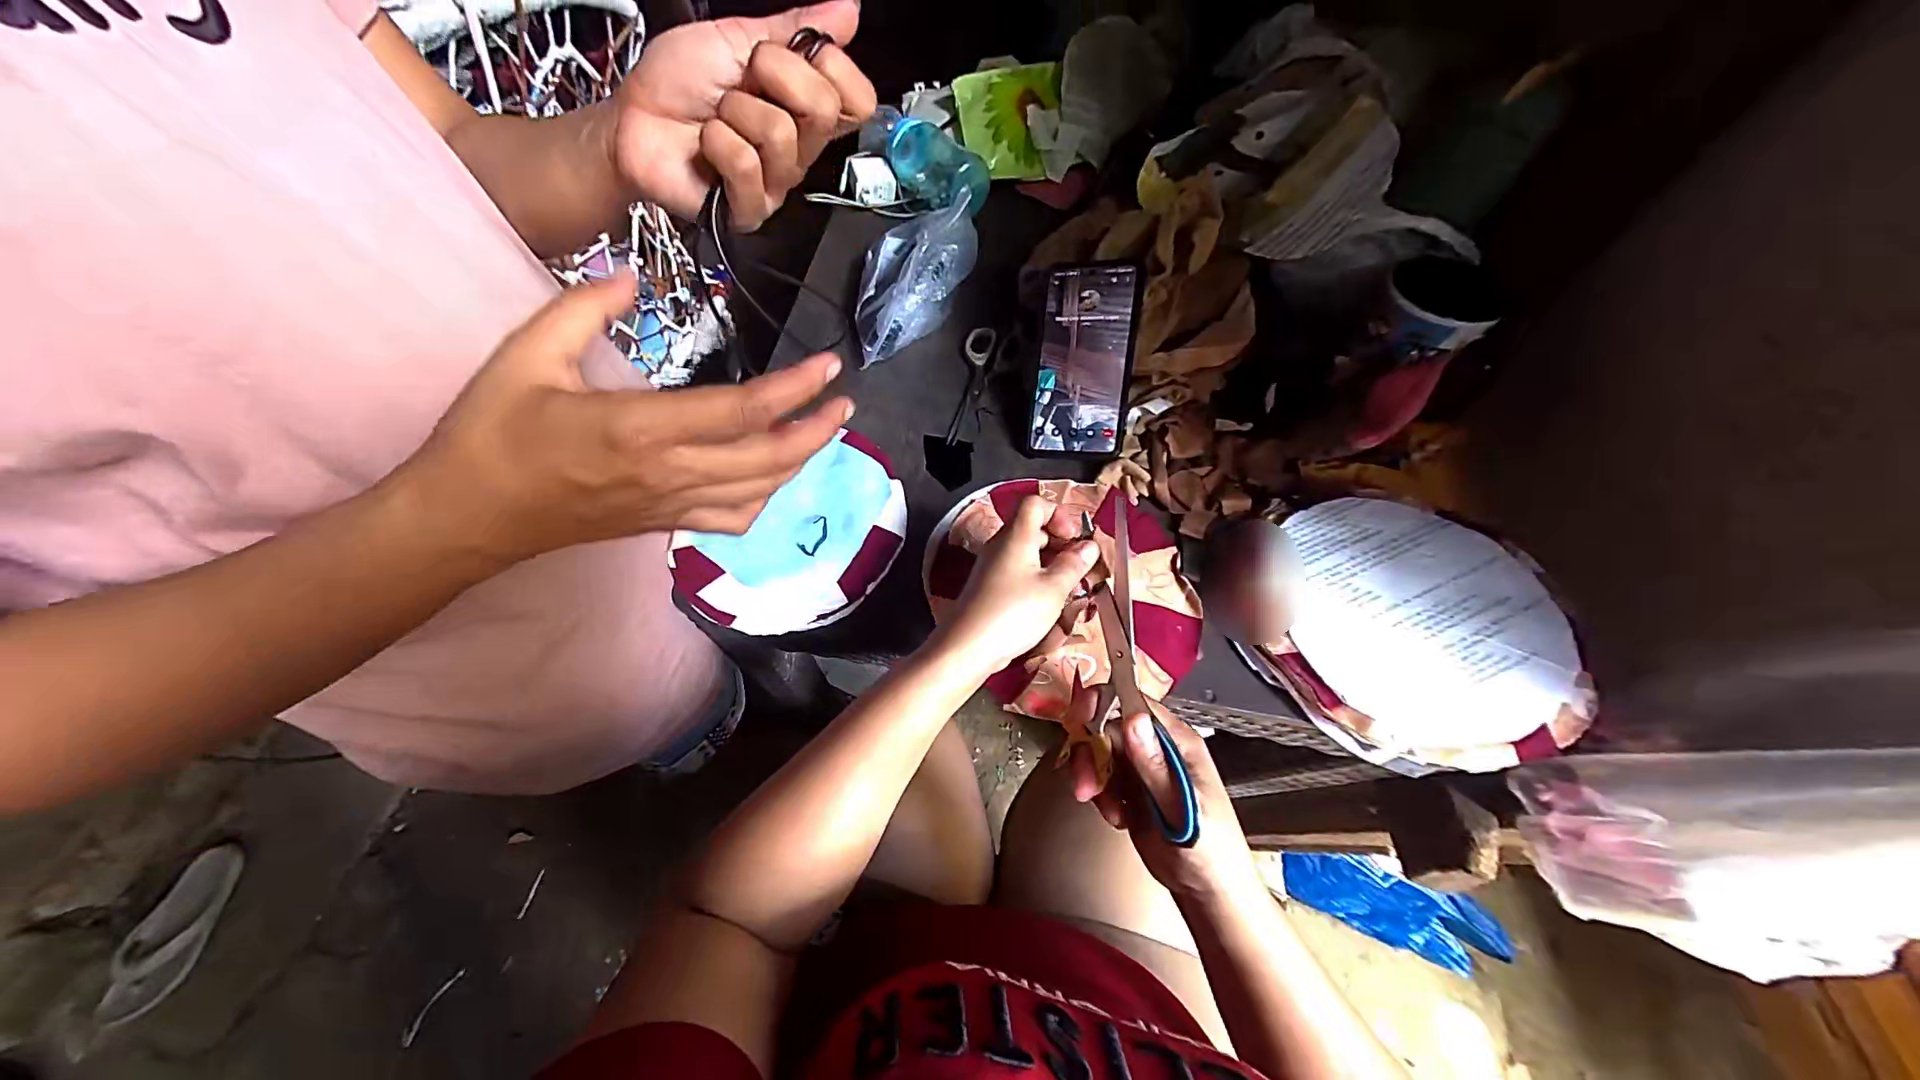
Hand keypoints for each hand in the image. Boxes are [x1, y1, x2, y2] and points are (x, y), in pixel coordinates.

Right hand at [391, 272, 852, 566]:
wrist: (467, 517)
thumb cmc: (492, 435)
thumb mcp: (525, 355)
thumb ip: (580, 308)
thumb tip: (626, 274)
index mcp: (643, 428)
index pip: (743, 410)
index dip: (796, 389)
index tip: (829, 367)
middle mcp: (672, 472)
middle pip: (769, 457)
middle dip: (816, 430)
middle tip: (844, 403)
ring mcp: (673, 505)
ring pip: (760, 491)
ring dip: (800, 463)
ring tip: (823, 433)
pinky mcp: (665, 524)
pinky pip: (732, 521)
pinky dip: (764, 500)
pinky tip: (772, 480)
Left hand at [612, 0, 878, 229]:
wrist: (633, 119)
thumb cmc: (679, 82)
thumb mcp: (737, 37)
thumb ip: (795, 28)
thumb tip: (849, 10)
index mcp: (806, 110)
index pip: (860, 101)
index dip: (832, 69)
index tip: (788, 53)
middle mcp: (800, 150)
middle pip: (823, 112)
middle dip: (774, 76)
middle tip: (742, 82)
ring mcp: (778, 184)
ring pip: (781, 135)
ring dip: (736, 112)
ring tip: (717, 118)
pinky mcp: (751, 209)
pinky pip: (748, 165)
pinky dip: (717, 142)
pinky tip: (707, 146)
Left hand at [936, 495, 1098, 674]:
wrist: (968, 647)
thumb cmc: (1011, 614)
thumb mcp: (1054, 589)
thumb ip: (1074, 564)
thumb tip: (1089, 547)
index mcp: (1016, 536)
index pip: (1035, 504)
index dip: (1059, 514)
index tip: (1075, 538)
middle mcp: (1001, 546)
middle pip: (1034, 528)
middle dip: (1061, 543)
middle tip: (1080, 566)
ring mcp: (993, 566)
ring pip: (1028, 553)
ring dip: (1052, 564)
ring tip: (1070, 587)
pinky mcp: (990, 587)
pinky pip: (1018, 572)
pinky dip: (1037, 579)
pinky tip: (1049, 601)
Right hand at [1070, 695, 1263, 902]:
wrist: (1209, 891)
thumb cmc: (1210, 849)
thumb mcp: (1182, 807)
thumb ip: (1154, 764)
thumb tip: (1132, 718)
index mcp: (1178, 742)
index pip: (1134, 702)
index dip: (1103, 702)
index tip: (1078, 717)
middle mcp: (1158, 748)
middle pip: (1108, 726)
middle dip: (1090, 751)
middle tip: (1086, 784)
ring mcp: (1143, 768)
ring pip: (1101, 751)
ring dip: (1091, 775)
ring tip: (1102, 806)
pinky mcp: (1131, 789)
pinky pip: (1102, 777)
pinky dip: (1099, 794)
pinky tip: (1116, 817)